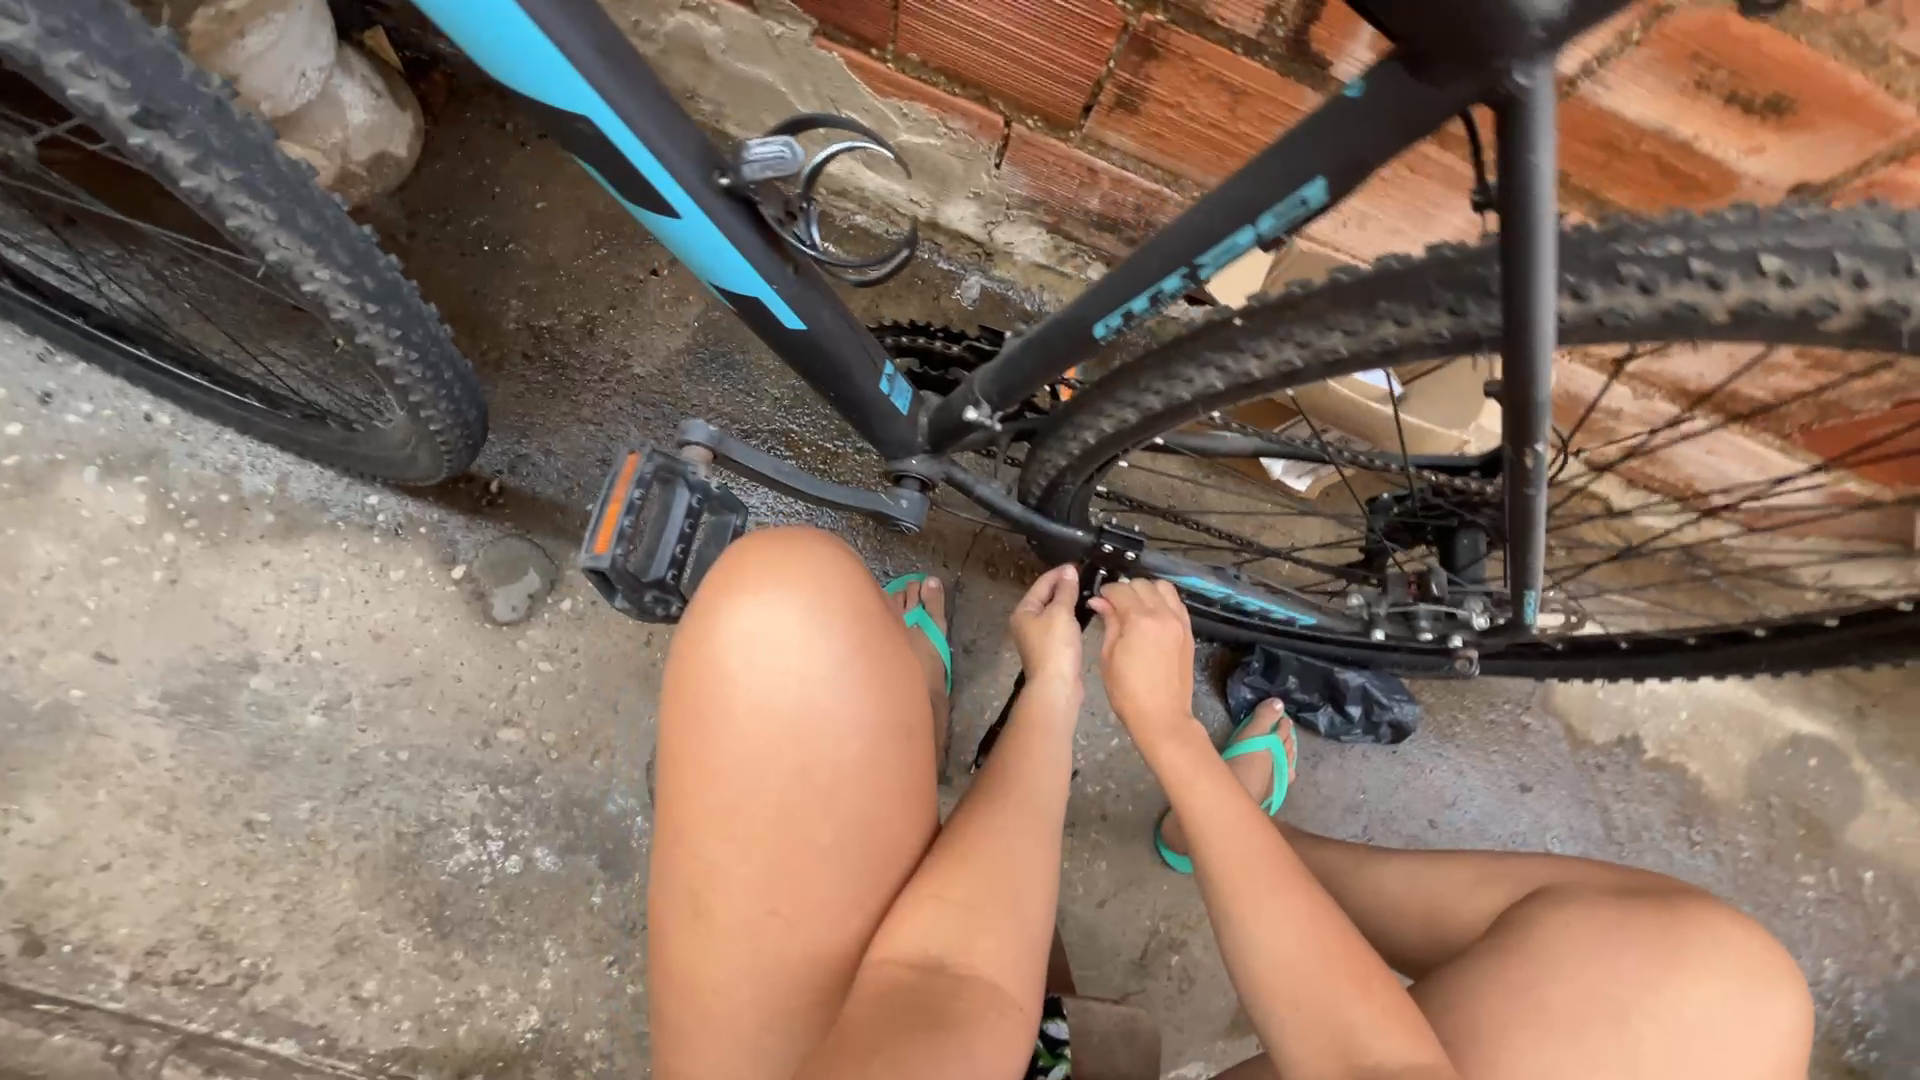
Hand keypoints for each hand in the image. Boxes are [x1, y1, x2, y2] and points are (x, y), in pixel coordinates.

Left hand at [1009, 565, 1083, 687]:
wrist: (1056, 686)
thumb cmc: (1055, 647)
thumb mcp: (1061, 613)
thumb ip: (1065, 590)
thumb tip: (1069, 570)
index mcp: (1024, 611)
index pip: (1042, 583)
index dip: (1059, 573)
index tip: (1079, 565)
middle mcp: (1027, 622)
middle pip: (1046, 596)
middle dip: (1064, 586)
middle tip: (1087, 576)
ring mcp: (1038, 636)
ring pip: (1054, 612)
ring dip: (1069, 601)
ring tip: (1088, 591)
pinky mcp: (1051, 648)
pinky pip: (1061, 625)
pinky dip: (1071, 617)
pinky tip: (1084, 614)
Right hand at [1088, 578, 1196, 749]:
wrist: (1162, 716)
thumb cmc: (1127, 691)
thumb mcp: (1108, 656)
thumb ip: (1108, 622)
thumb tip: (1100, 601)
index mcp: (1140, 620)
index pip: (1120, 590)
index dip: (1106, 592)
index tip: (1100, 601)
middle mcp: (1163, 614)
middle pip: (1142, 584)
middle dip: (1125, 589)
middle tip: (1115, 605)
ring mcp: (1179, 622)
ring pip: (1163, 587)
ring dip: (1147, 591)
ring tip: (1136, 606)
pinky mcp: (1188, 631)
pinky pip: (1176, 602)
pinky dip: (1163, 601)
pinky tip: (1152, 615)